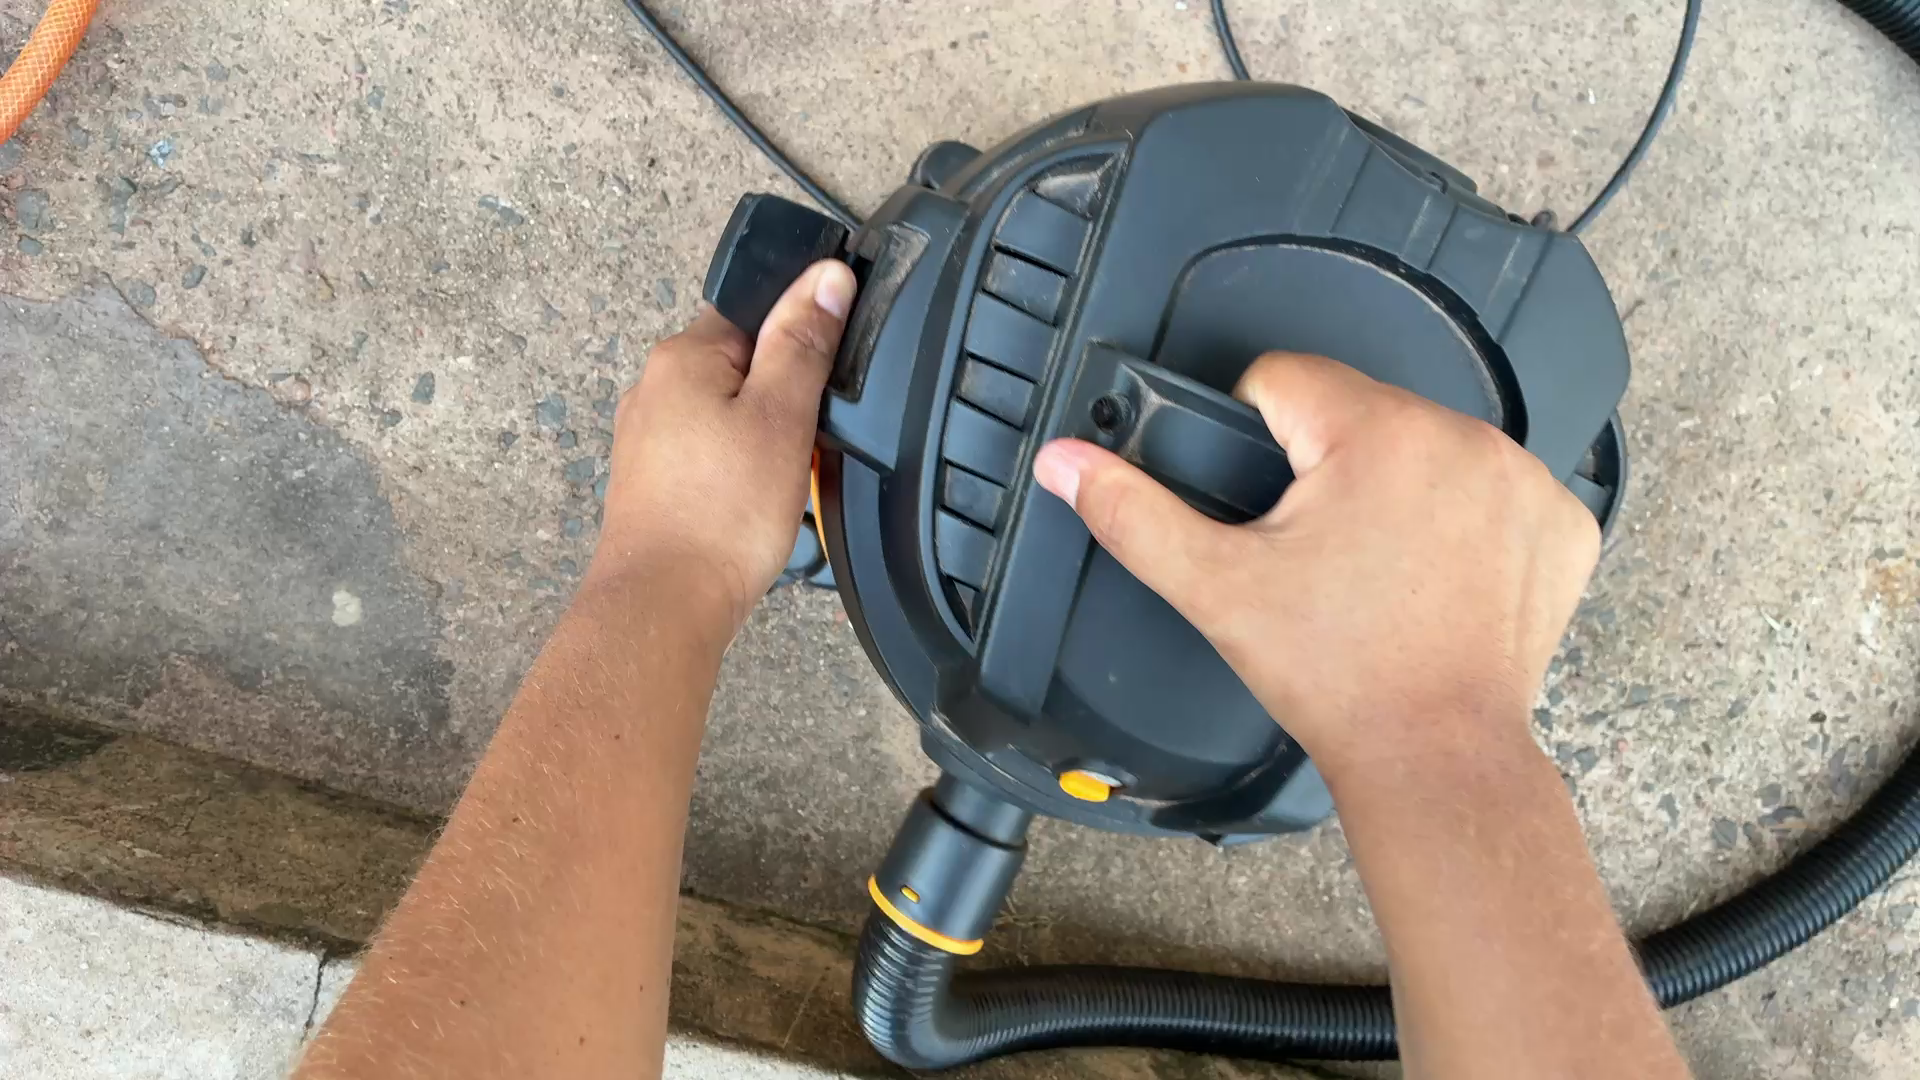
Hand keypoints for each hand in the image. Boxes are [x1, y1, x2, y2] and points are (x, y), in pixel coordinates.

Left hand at [585, 259, 856, 636]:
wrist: (669, 600)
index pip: (752, 313)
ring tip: (781, 480)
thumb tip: (826, 276)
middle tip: (806, 444)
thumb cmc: (725, 511)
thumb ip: (803, 343)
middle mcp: (653, 386)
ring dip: (761, 436)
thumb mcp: (782, 416)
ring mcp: (646, 435)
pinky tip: (750, 501)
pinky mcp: (651, 478)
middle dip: (780, 398)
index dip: (796, 344)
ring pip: (725, 413)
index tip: (820, 388)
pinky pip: (708, 452)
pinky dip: (736, 467)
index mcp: (684, 356)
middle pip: (738, 366)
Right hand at [1031, 351, 1599, 778]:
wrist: (1434, 759)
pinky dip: (1446, 510)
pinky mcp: (1558, 521)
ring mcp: (1524, 478)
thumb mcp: (1211, 586)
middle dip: (1313, 458)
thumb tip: (1065, 460)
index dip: (1244, 426)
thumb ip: (1131, 511)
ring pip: (1412, 439)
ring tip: (1358, 558)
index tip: (1254, 492)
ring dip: (1377, 478)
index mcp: (1375, 435)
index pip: (1281, 376)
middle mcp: (1464, 438)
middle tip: (1301, 541)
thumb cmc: (1331, 672)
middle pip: (1350, 407)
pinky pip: (1479, 480)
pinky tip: (1421, 569)